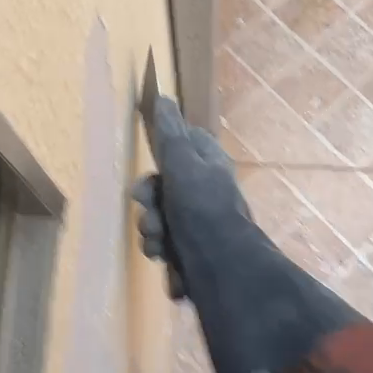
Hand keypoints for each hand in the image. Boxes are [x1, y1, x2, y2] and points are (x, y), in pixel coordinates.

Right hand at [132, 97, 357, 372]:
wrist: (226, 270)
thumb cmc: (203, 209)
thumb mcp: (182, 161)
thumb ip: (169, 132)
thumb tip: (163, 96)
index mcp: (207, 170)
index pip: (171, 162)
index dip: (153, 178)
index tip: (146, 190)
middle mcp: (207, 198)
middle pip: (160, 201)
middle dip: (150, 216)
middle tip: (156, 226)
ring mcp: (204, 232)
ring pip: (162, 232)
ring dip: (157, 243)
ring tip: (166, 253)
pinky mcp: (202, 263)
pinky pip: (174, 261)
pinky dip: (173, 269)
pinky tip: (179, 276)